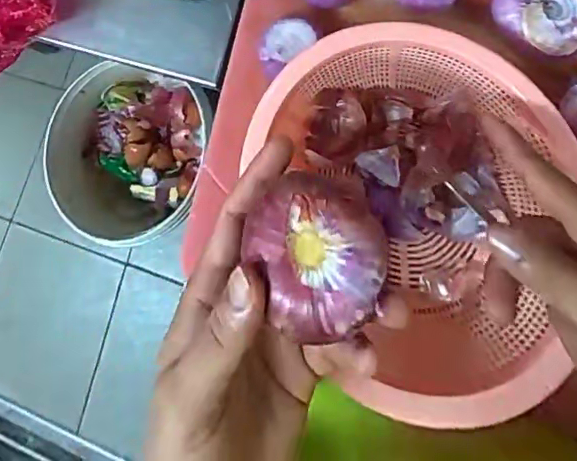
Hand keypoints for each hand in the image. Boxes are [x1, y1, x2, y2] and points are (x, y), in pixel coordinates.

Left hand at [145, 138, 407, 460]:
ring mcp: (281, 332)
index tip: (285, 145)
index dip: (258, 182)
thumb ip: (221, 336)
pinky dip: (358, 344)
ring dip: (360, 295)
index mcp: (215, 293)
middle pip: (292, 249)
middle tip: (366, 212)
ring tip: (393, 306)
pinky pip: (338, 342)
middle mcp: (252, 300)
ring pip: (325, 294)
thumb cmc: (183, 439)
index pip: (236, 225)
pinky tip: (373, 356)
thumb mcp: (189, 389)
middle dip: (327, 230)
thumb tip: (252, 274)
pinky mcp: (306, 366)